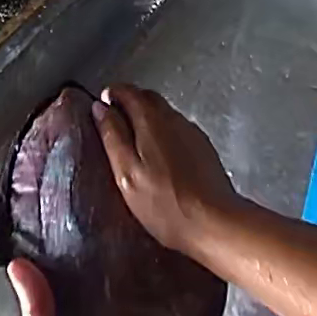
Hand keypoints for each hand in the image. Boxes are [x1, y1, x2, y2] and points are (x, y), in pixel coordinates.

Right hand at [91, 84, 240, 255]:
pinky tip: (160, 157)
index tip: (102, 104)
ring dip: (147, 117)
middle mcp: (173, 117)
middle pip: (148, 97)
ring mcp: (191, 131)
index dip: (112, 94)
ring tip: (135, 142)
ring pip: (164, 113)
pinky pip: (177, 129)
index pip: (128, 91)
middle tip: (115, 120)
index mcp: (151, 118)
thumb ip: (112, 136)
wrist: (216, 224)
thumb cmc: (165, 203)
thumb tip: (100, 108)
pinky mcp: (203, 147)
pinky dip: (163, 132)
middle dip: (130, 102)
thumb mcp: (127, 173)